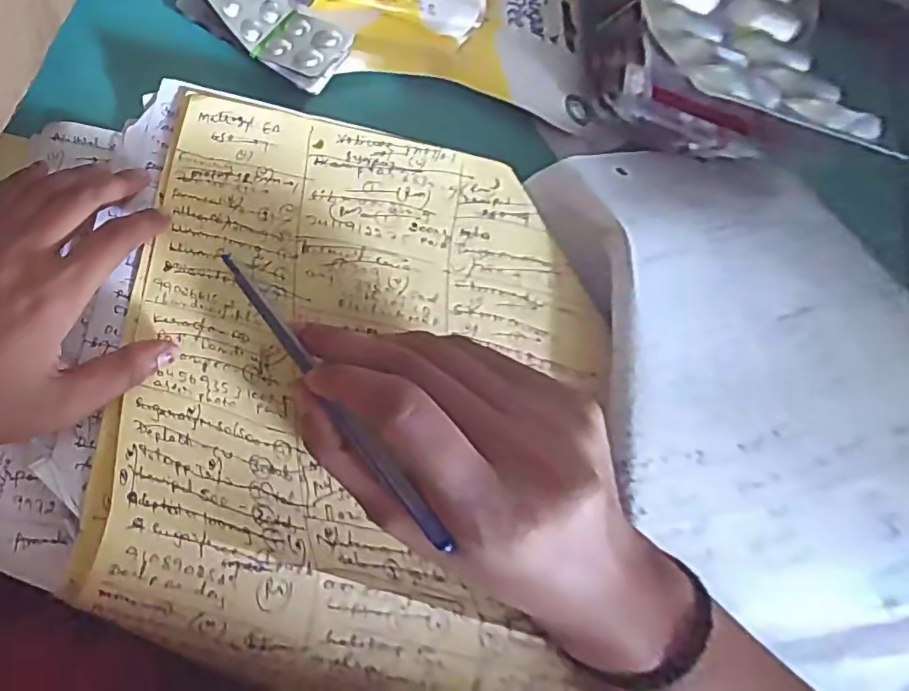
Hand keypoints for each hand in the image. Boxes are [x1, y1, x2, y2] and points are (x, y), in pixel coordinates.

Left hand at [0, 163, 175, 479]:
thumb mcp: (64, 402)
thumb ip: (121, 372)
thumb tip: (171, 348)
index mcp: (56, 294)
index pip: (113, 240)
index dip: (144, 223)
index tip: (162, 218)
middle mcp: (25, 255)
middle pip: (80, 199)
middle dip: (116, 184)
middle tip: (138, 180)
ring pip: (41, 190)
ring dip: (77, 175)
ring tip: (102, 172)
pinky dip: (27, 179)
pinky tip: (43, 173)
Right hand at [297, 326, 692, 674]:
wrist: (599, 571)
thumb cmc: (488, 561)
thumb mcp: (406, 529)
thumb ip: (346, 459)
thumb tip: (308, 393)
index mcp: (492, 506)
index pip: (407, 412)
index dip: (350, 380)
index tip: (312, 374)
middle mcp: (533, 452)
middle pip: (421, 369)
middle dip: (354, 346)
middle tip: (310, 337)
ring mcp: (557, 415)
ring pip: (443, 350)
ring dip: (386, 344)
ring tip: (353, 354)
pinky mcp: (567, 392)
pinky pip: (473, 353)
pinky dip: (427, 352)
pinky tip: (409, 366)